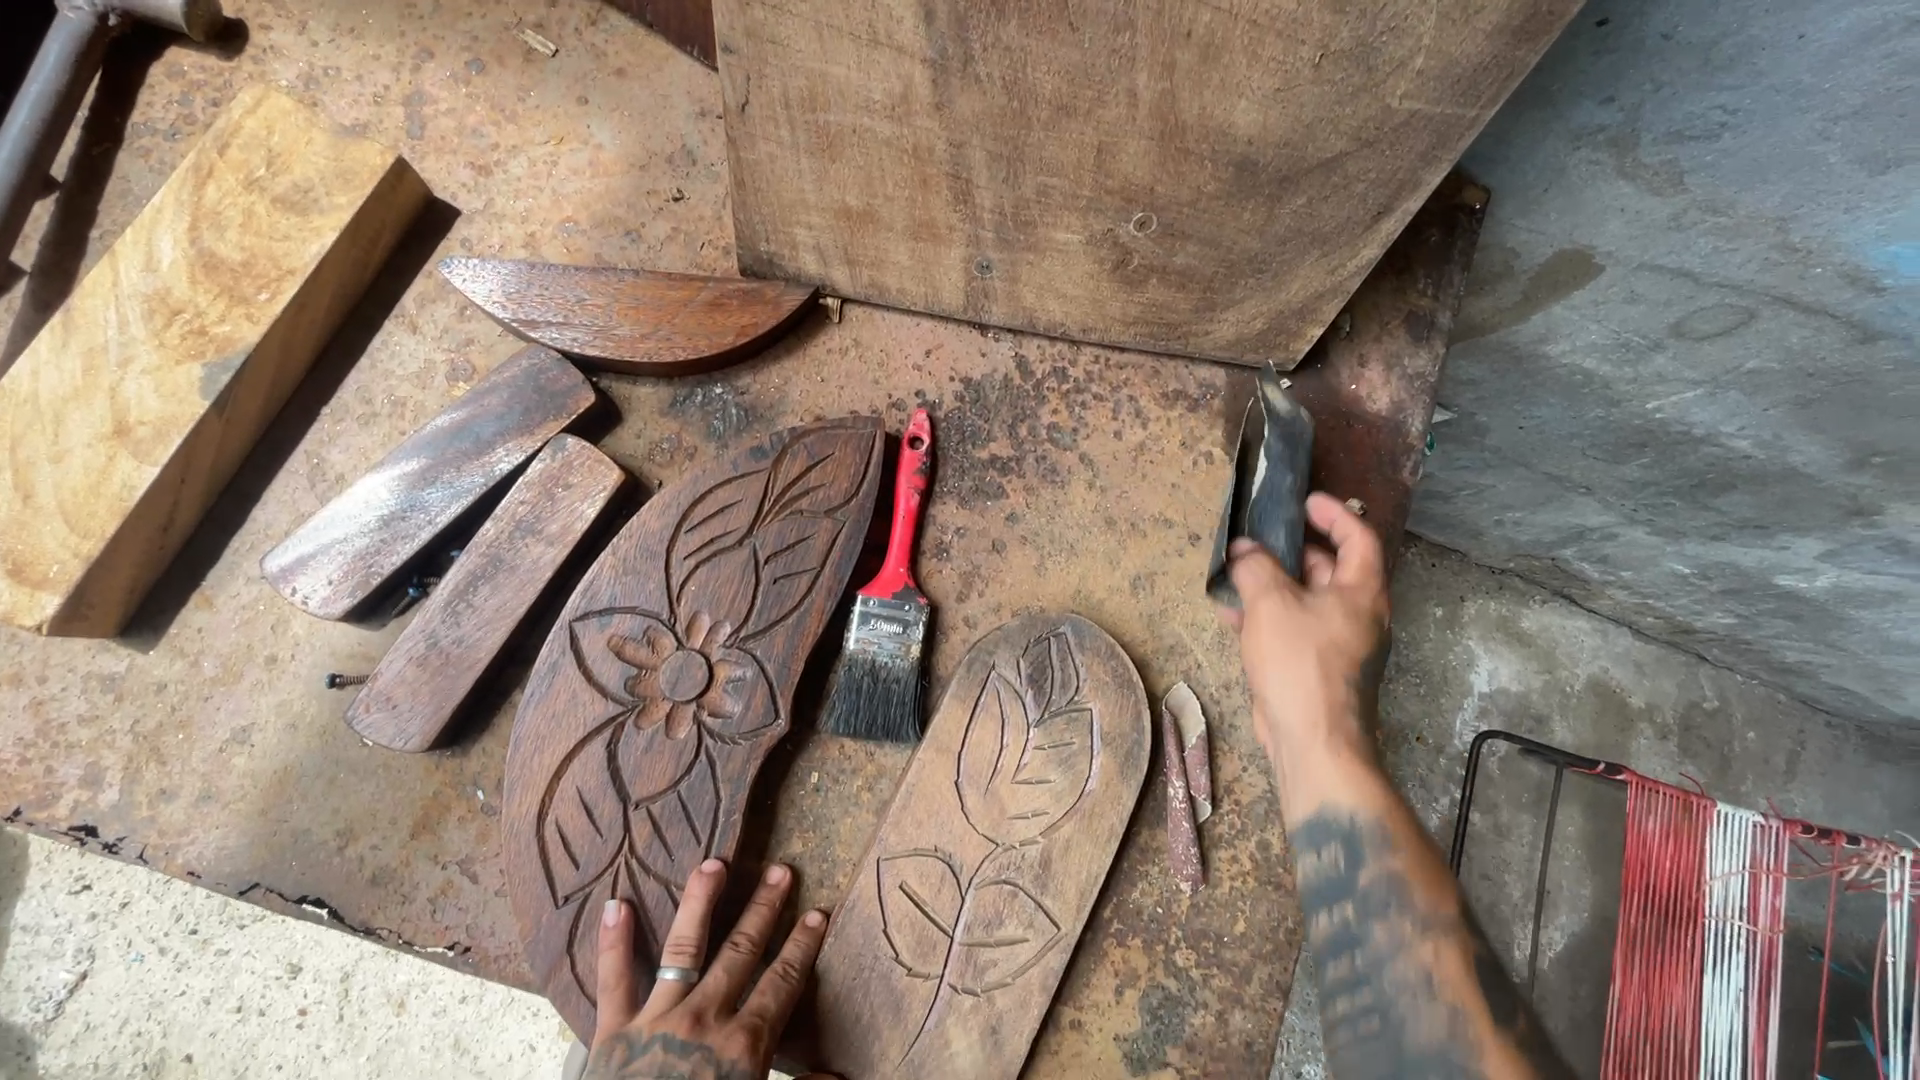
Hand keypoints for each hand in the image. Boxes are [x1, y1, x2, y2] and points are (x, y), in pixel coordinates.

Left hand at [586, 859, 832, 1079]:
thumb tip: (839, 1076)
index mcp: (744, 1045)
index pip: (782, 983)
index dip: (803, 946)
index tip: (818, 913)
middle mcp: (705, 1018)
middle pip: (742, 952)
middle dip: (763, 909)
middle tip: (780, 871)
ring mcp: (658, 1019)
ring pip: (685, 947)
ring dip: (701, 902)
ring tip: (714, 863)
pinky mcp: (614, 1031)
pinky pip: (614, 981)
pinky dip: (613, 942)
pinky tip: (616, 904)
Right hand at [1217, 492, 1389, 774]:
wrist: (1312, 738)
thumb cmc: (1300, 660)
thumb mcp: (1271, 603)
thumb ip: (1255, 567)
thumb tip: (1242, 549)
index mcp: (1362, 592)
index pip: (1359, 538)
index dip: (1335, 514)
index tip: (1304, 501)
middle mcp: (1357, 614)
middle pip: (1328, 568)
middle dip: (1290, 551)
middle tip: (1256, 537)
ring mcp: (1337, 643)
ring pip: (1303, 600)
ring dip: (1269, 585)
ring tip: (1233, 574)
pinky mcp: (1314, 666)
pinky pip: (1290, 628)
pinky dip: (1264, 617)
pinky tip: (1229, 616)